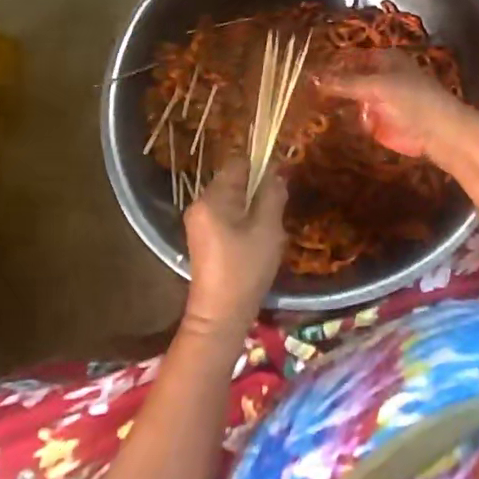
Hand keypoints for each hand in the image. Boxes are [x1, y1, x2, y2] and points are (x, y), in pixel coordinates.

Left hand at [181, 160, 287, 337]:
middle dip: (256, 188)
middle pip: (232, 180)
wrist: (219, 315)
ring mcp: (197, 221)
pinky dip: (241, 219)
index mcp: (213, 198)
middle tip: (278, 207)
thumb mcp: (267, 230)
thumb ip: (272, 195)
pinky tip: (255, 239)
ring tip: (269, 226)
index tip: (280, 179)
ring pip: (230, 199)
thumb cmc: (245, 270)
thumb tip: (277, 171)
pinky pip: (224, 215)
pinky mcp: (201, 237)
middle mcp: (199, 203)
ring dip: (251, 206)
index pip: (237, 163)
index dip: (261, 165)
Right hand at [317, 62, 470, 159]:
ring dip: (333, 103)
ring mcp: (378, 100)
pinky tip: (323, 122)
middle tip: (302, 90)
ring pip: (350, 98)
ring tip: (306, 107)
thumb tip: (311, 77)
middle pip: (348, 77)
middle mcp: (379, 76)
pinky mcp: (379, 121)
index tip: (305, 69)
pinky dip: (342, 119)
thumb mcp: (375, 87)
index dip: (330, 62)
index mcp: (383, 59)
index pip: (350, 56)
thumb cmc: (412, 100)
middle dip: (329, 84)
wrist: (438, 133)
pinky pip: (355, 118)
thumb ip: (344, 82)